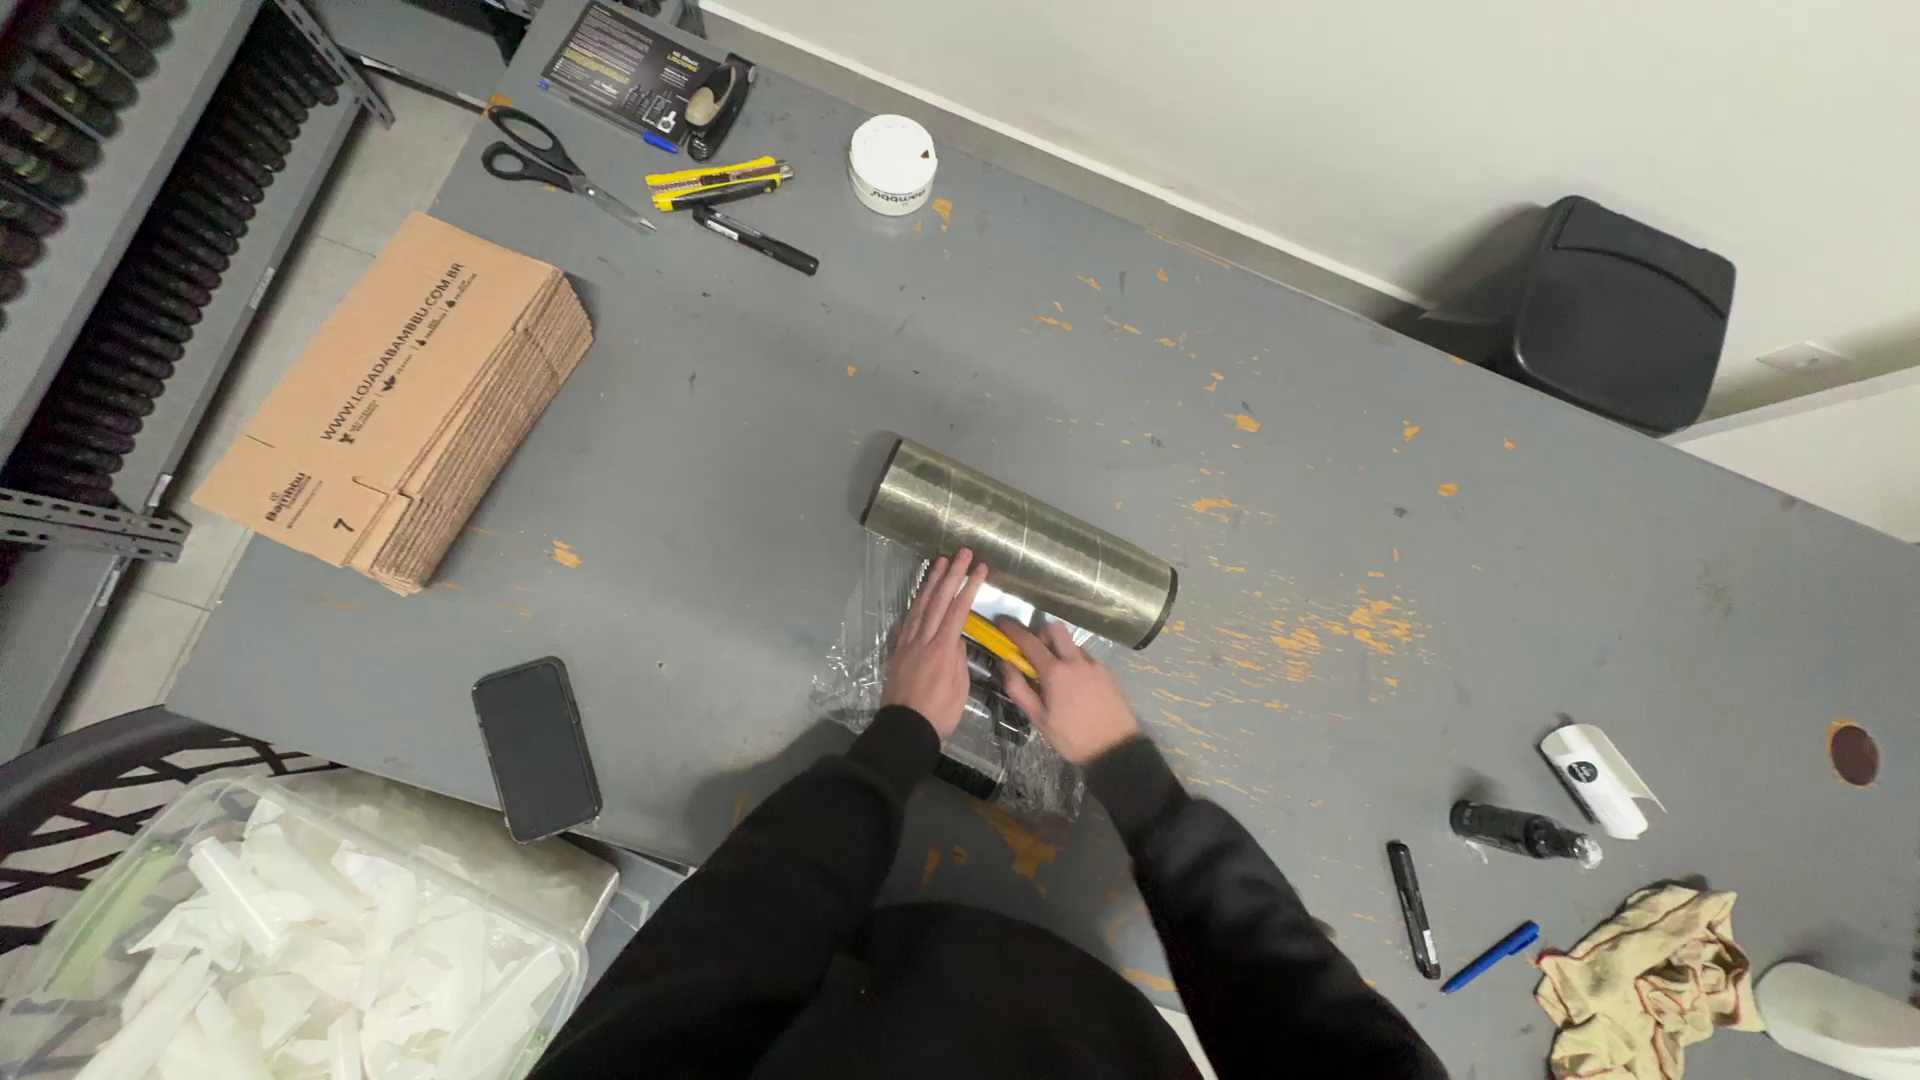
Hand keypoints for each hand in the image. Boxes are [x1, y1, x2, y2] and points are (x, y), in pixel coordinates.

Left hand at [881, 549, 987, 738]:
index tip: (980, 568)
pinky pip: (909, 619)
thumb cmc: (939, 714)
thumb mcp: (959, 689)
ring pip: (921, 605)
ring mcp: (908, 643)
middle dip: (952, 574)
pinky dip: (916, 601)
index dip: (969, 586)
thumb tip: (957, 637)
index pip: (958, 609)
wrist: (904, 729)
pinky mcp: (898, 650)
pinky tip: (921, 592)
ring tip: (940, 561)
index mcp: (942, 649)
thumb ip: (959, 659)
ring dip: (931, 582)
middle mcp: (923, 640)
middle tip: (962, 552)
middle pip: (938, 600)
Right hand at [996, 618, 1139, 763]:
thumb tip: (1006, 663)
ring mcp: (1094, 665)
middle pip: (1055, 629)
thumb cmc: (1072, 737)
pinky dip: (1074, 662)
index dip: (1012, 629)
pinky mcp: (1107, 673)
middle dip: (1040, 633)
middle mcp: (1076, 661)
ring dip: (1059, 650)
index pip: (1028, 641)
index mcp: (1055, 672)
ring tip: (1056, 677)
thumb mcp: (1038, 718)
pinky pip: (1085, 657)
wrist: (1116, 749)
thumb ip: (1018, 689)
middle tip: (1034, 654)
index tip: (1001, 622)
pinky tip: (1075, 686)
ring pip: (1072, 643)